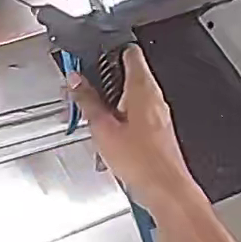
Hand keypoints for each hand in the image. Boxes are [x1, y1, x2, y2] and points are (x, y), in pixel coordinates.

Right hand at [69, 46, 202, 216]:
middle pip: (126, 77)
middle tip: (80, 91)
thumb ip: (87, 101)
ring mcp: (157, 115)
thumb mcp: (102, 128)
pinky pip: (133, 117)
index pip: (129, 53)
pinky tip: (104, 138)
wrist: (164, 189)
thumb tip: (76, 80)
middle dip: (101, 83)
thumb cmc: (141, 160)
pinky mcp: (155, 132)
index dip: (107, 52)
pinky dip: (116, 121)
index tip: (88, 59)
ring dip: (107, 105)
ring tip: (88, 117)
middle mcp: (154, 98)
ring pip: (128, 99)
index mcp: (143, 88)